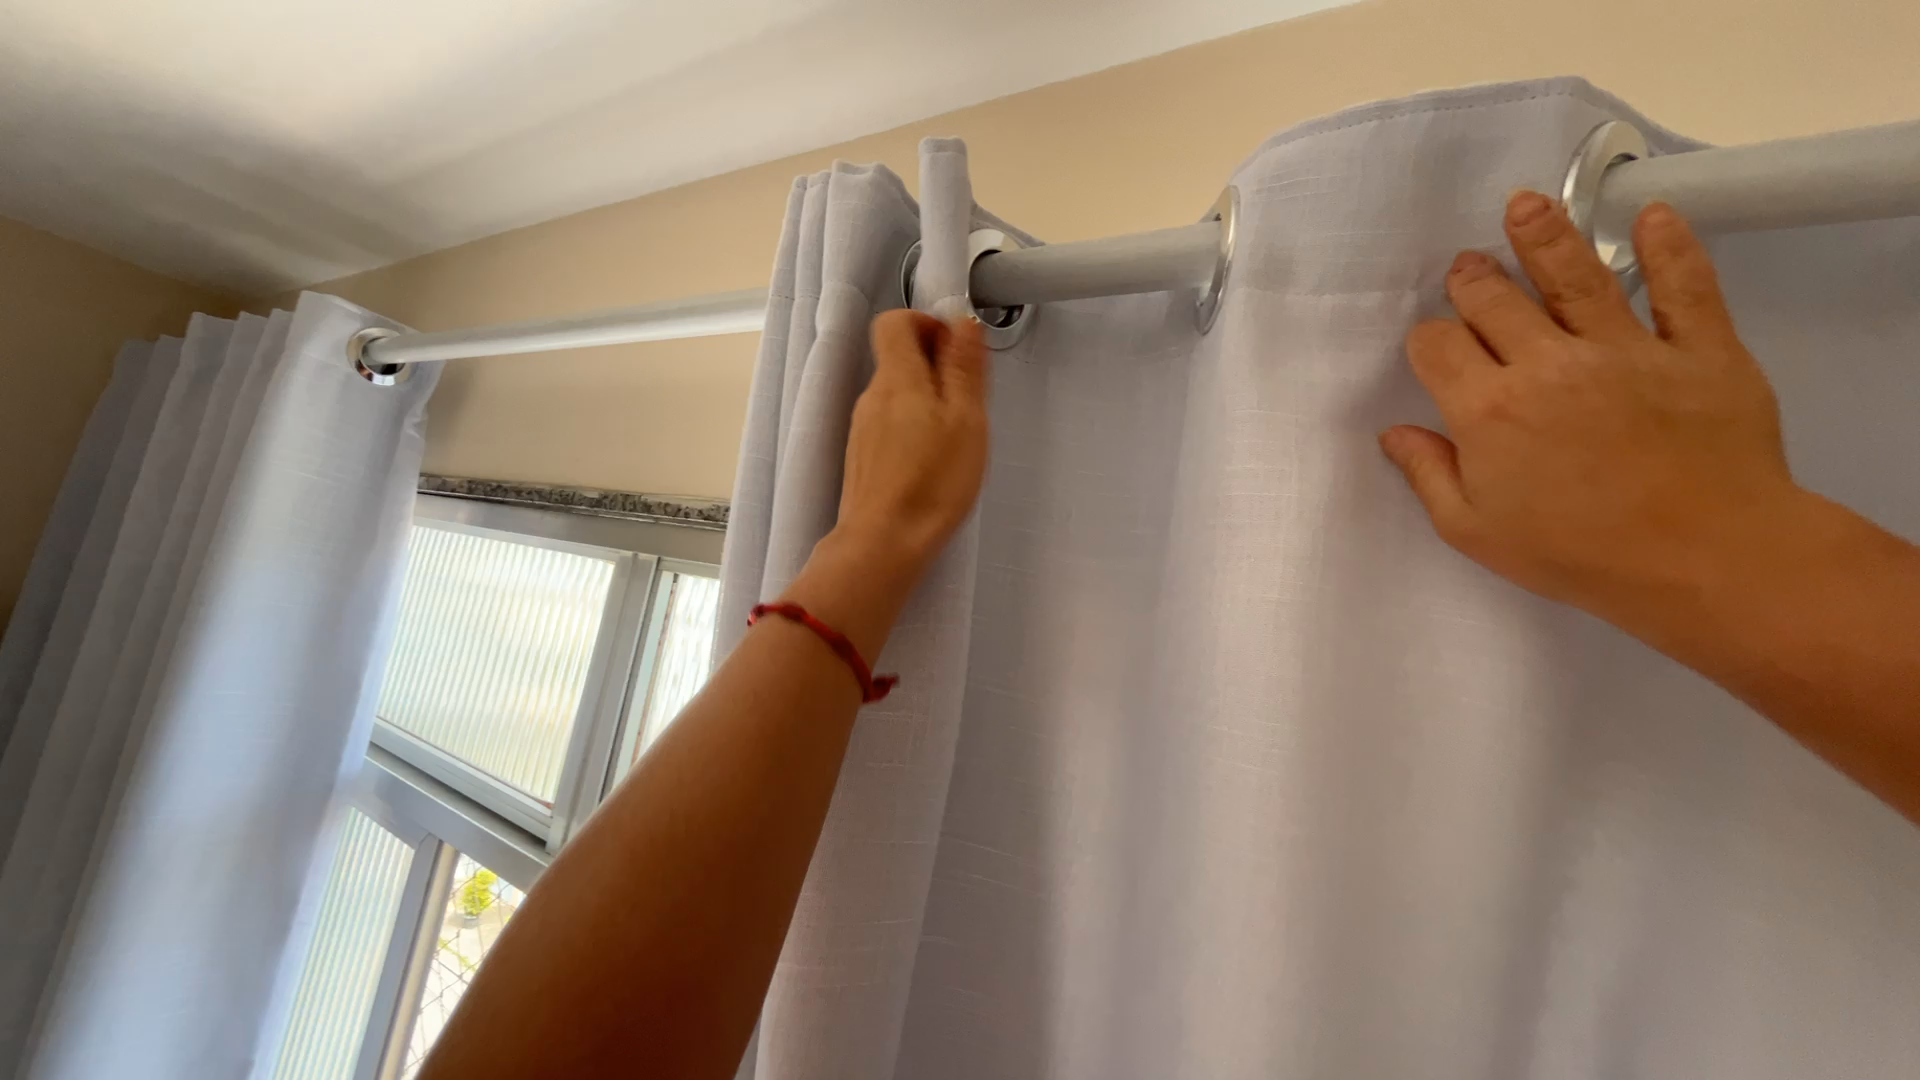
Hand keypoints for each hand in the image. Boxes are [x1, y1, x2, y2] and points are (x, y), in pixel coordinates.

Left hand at [787, 310, 989, 657]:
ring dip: (926, 400)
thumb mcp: (966, 418)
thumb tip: (962, 322)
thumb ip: (963, 366)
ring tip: (954, 435)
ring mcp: (863, 429)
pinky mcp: (863, 457)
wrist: (885, 542)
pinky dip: (912, 428)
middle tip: (967, 398)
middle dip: (934, 366)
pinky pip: (889, 424)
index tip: (955, 350)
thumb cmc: (932, 482)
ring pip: (896, 394)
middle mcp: (872, 397)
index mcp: (897, 378)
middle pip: (898, 358)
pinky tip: (932, 460)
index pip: (895, 321)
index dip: (927, 323)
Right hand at [1379, 192, 1823, 636]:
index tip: (1430, 347)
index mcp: (1486, 409)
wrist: (1702, 559)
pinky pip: (1684, 286)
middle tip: (1465, 266)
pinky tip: (1651, 215)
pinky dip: (1669, 246)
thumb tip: (1393, 433)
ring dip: (1543, 236)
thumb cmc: (1572, 551)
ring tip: (1522, 205)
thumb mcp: (1471, 529)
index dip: (1426, 339)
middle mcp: (1546, 365)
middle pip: (1495, 301)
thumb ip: (1428, 474)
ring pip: (1576, 277)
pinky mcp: (1698, 348)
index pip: (1437, 347)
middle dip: (1471, 279)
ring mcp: (1624, 350)